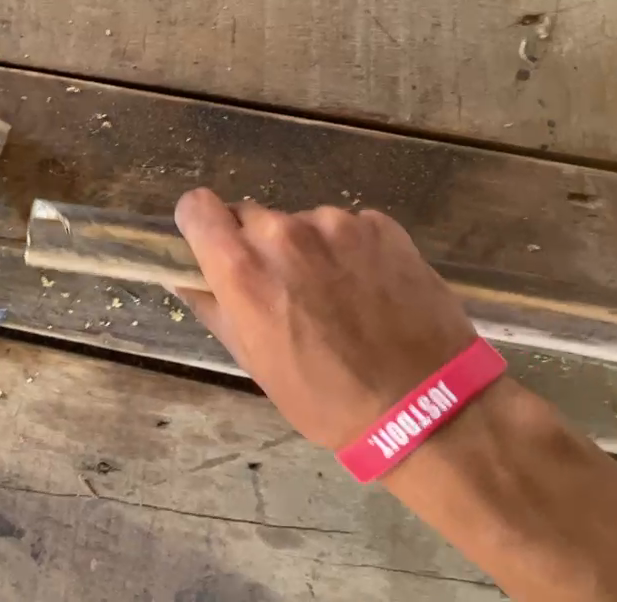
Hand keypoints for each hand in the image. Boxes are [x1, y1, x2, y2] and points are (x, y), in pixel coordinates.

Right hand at [173, 188, 477, 449]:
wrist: (431, 411)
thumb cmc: (325, 397)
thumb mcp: (252, 359)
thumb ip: (212, 306)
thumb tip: (184, 278)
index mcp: (241, 266)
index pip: (196, 205)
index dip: (201, 224)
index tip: (215, 246)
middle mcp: (282, 233)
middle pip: (249, 215)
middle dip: (257, 244)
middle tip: (284, 287)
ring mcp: (335, 225)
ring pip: (300, 222)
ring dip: (307, 247)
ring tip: (338, 294)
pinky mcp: (380, 226)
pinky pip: (347, 227)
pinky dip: (350, 249)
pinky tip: (370, 288)